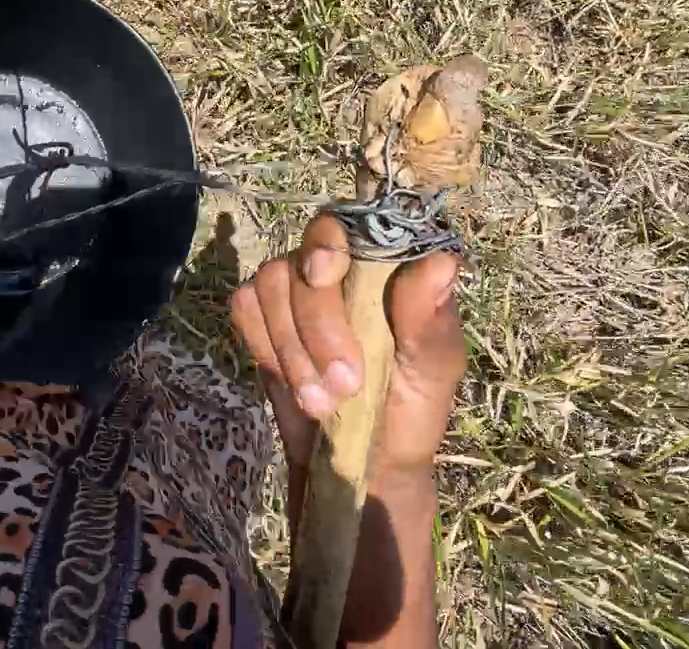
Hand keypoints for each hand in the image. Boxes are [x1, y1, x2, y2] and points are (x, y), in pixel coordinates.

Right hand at [231, 213, 464, 473]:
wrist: (368, 463)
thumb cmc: (412, 407)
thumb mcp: (434, 368)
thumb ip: (429, 316)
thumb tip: (442, 260)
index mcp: (378, 265)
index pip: (344, 225)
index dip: (327, 242)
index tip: (326, 273)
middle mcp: (331, 267)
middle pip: (301, 260)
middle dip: (316, 323)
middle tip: (344, 383)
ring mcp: (291, 290)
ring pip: (268, 285)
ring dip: (292, 348)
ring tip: (322, 402)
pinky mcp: (260, 319)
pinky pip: (245, 310)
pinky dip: (268, 348)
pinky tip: (294, 383)